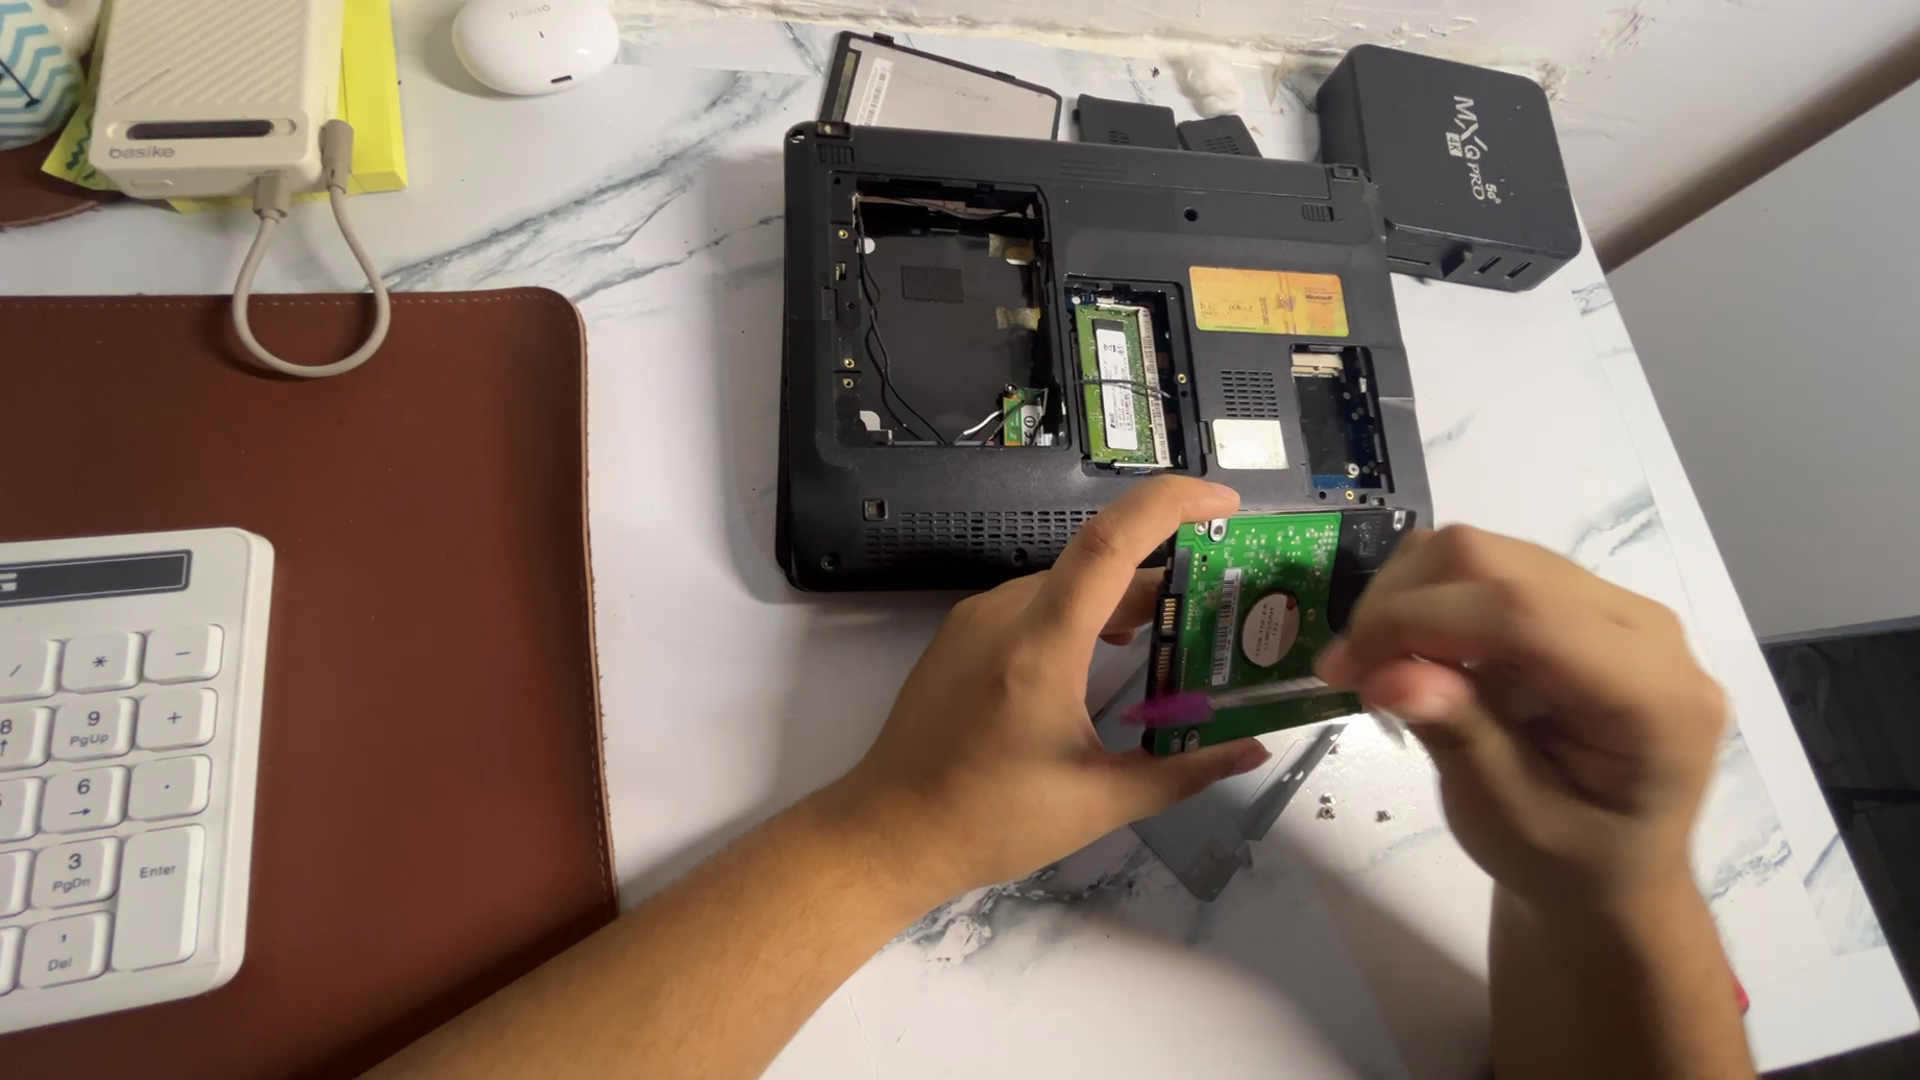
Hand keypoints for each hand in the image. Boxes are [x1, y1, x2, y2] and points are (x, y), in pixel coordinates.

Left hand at [819, 476, 1273, 900]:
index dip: (1170, 505)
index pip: (1108, 543)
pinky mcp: (962, 631)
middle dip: (1163, 578)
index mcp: (1040, 646)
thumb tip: (1250, 745)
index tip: (1224, 504)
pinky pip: (1034, 602)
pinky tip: (1103, 650)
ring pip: (1065, 583)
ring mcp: (976, 617)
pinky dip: (1080, 612)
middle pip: (1096, 565)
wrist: (890, 828)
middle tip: (1218, 608)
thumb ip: (1182, 769)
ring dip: (1120, 599)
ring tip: (1169, 636)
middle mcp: (1004, 613)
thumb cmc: (989, 820)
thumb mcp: (1098, 802)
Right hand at [1315, 526, 1726, 913]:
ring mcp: (1604, 603)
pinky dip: (1417, 593)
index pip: (1522, 613)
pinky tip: (1411, 644)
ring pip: (1472, 550)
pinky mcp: (1564, 596)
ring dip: (1401, 596)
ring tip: (1378, 659)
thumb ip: (1460, 738)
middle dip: (1397, 603)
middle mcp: (1641, 629)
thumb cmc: (1564, 856)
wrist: (1606, 865)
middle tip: (1353, 667)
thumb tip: (1387, 675)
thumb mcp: (1508, 818)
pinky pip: (1473, 562)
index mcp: (1652, 696)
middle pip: (1489, 561)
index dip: (1416, 623)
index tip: (1343, 669)